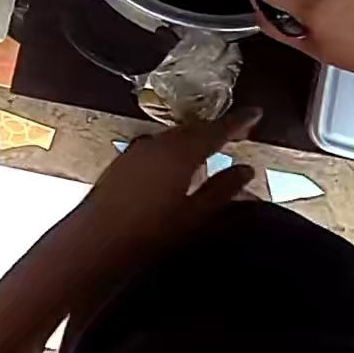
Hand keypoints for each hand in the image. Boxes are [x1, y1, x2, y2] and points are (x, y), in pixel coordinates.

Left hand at [60, 108, 260, 271]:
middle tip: (236, 132)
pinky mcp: (124, 161)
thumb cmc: (151, 230)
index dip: (239, 121)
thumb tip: (246, 170)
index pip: (216, 130)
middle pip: (194, 130)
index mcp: (181, 152)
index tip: (255, 113)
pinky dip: (173, 149)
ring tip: (211, 150)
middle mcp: (159, 143)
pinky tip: (177, 166)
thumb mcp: (195, 214)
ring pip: (174, 137)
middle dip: (216, 130)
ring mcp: (138, 150)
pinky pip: (157, 146)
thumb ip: (223, 189)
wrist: (97, 239)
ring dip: (194, 140)